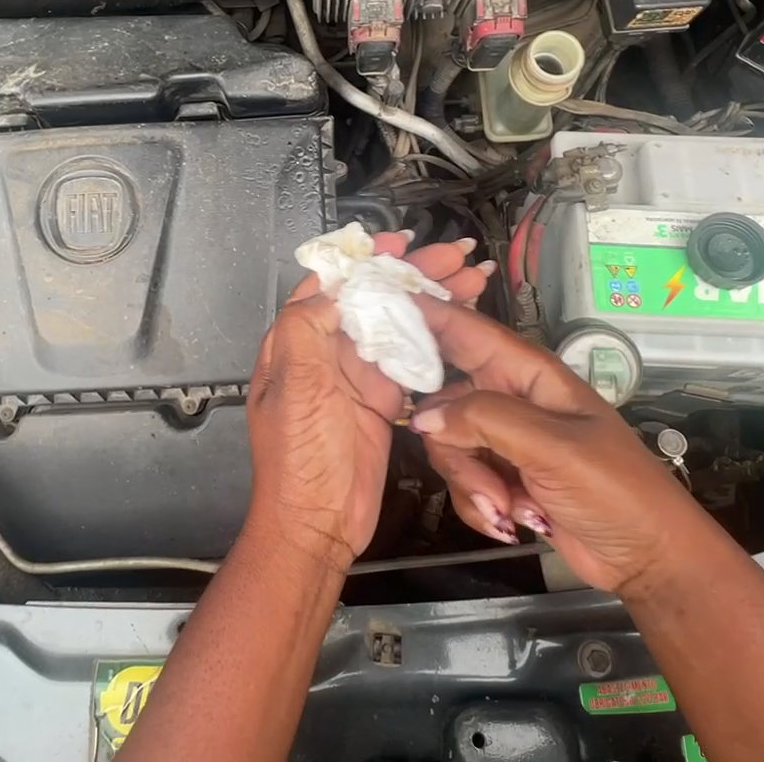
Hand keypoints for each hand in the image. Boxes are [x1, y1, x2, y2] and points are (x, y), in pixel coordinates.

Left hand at [246, 234, 491, 570]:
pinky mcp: (383, 398)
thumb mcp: (293, 387)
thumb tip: (332, 288)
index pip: (332, 284)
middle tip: (454, 255)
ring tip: (470, 277)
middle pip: (373, 298)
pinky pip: (411, 357)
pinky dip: (435, 337)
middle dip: (413, 274)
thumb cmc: (296, 458)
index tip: (399, 242)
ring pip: (397, 323)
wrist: (318, 522)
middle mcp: (326, 351)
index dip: (366, 259)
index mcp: (297, 341)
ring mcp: (357, 374)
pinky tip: (459, 320)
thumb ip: (306, 329)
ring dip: (431, 300)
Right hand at [408, 300, 704, 595]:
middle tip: (485, 480)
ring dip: (472, 485)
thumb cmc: (614, 489)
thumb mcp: (553, 447)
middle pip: (443, 402)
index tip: (378, 311)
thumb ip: (484, 420)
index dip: (424, 316)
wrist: (647, 558)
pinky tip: (513, 523)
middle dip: (454, 446)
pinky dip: (479, 506)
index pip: (466, 331)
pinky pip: (460, 482)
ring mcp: (502, 441)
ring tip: (512, 512)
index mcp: (527, 373)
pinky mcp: (500, 478)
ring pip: (447, 448)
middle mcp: (509, 399)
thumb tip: (422, 419)